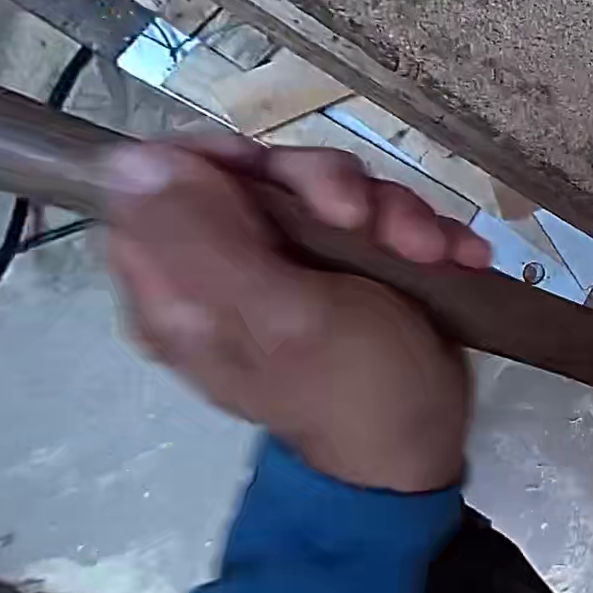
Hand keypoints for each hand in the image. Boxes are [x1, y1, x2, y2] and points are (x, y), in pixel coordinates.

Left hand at [102, 135, 490, 492]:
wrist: (425, 434)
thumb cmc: (351, 385)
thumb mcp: (282, 315)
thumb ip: (209, 241)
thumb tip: (132, 157)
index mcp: (189, 280)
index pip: (173, 182)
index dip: (229, 162)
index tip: (286, 178)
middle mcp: (242, 263)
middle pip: (273, 177)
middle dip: (338, 191)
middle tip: (371, 226)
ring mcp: (308, 263)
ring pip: (344, 193)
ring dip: (400, 215)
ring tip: (433, 254)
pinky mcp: (365, 265)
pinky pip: (393, 220)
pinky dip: (433, 232)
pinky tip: (461, 256)